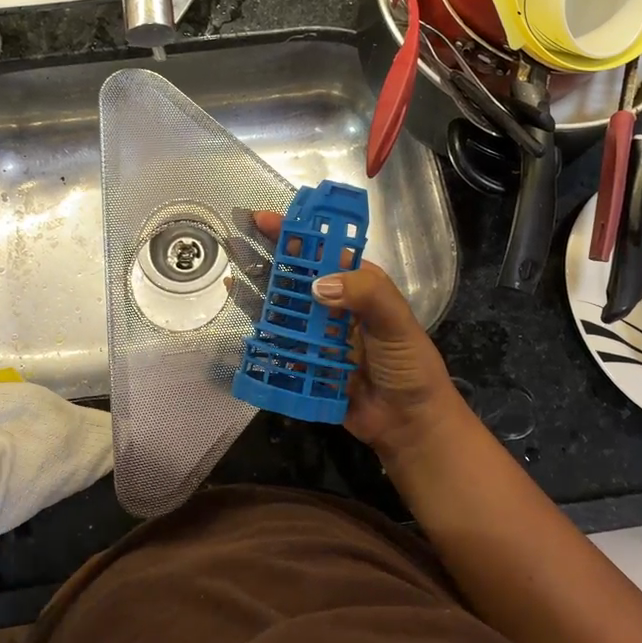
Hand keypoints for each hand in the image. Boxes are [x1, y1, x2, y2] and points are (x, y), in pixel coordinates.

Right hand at [253, 211, 464, 458]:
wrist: (409, 423)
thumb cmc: (408, 364)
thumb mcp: (396, 320)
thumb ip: (365, 294)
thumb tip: (317, 286)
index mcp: (358, 285)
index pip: (322, 250)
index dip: (295, 232)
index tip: (264, 219)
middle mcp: (335, 305)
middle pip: (297, 276)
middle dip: (269, 258)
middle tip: (237, 244)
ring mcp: (319, 335)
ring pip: (284, 308)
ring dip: (260, 293)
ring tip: (232, 279)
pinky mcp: (308, 364)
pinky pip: (280, 346)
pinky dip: (260, 334)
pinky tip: (243, 326)